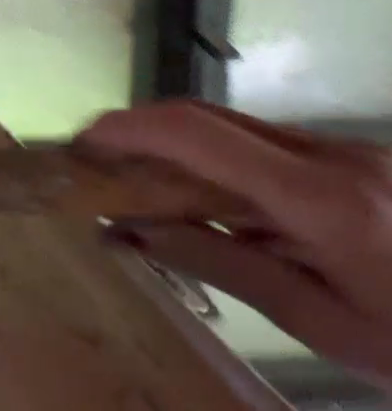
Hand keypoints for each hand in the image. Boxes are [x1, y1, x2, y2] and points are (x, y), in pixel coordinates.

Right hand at [77, 100, 391, 389]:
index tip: (79, 148)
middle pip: (207, 116)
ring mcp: (360, 155)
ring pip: (238, 127)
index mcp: (323, 198)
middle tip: (101, 167)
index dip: (123, 128)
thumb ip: (221, 265)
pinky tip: (225, 207)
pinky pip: (274, 146)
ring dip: (182, 148)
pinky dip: (225, 162)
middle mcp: (338, 158)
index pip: (191, 131)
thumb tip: (127, 230)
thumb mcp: (326, 325)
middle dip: (141, 133)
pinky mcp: (371, 163)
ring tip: (154, 192)